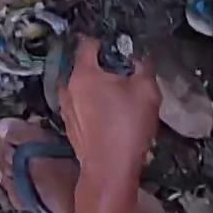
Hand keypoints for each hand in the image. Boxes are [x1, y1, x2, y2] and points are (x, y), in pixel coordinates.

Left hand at [59, 37, 160, 180]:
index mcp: (83, 74)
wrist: (110, 171)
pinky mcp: (70, 127)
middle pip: (83, 66)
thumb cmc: (127, 127)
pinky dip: (92, 104)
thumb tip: (141, 57)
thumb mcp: (146, 91)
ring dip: (96, 86)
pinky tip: (110, 115)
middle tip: (123, 71)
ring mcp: (66, 109)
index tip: (118, 45)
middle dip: (101, 65)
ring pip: (81, 88)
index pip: (87, 44)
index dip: (103, 41)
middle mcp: (68, 88)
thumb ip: (143, 67)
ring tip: (118, 94)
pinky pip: (80, 105)